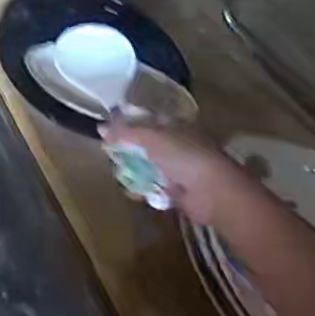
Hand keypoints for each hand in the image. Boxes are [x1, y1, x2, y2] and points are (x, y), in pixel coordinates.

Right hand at [98, 121, 265, 226]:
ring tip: (119, 173)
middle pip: (146, 145)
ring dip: (134, 171)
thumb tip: (100, 128)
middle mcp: (179, 147)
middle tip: (110, 153)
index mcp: (176, 128)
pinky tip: (133, 191)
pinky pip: (155, 188)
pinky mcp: (179, 192)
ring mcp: (180, 170)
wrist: (214, 193)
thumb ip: (124, 132)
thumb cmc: (184, 156)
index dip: (129, 125)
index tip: (110, 131)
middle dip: (128, 150)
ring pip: (149, 167)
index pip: (148, 122)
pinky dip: (144, 190)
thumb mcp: (150, 137)